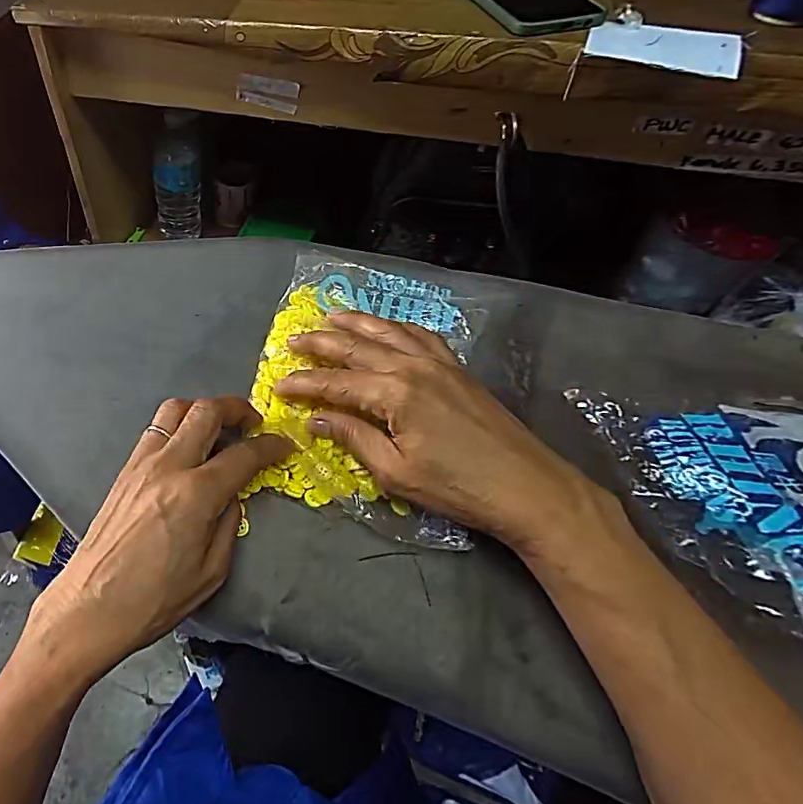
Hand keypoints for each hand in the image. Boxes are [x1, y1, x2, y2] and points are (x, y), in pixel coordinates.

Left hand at [25, 397, 292, 678]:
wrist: (88, 611)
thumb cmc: (154, 600)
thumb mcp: (212, 571)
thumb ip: (230, 524)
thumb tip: (233, 496)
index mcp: (197, 494)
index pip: (245, 454)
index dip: (270, 446)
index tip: (283, 445)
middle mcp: (169, 467)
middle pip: (207, 411)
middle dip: (237, 408)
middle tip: (252, 422)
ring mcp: (142, 465)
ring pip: (175, 409)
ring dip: (202, 410)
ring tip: (217, 428)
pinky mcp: (124, 471)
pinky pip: (155, 430)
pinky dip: (178, 426)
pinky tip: (186, 449)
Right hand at [275, 312, 618, 559]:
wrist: (524, 484)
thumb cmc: (457, 487)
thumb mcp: (396, 473)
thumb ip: (355, 439)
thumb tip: (317, 418)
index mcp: (395, 393)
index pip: (337, 383)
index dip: (305, 383)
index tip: (278, 383)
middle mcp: (414, 366)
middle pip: (358, 347)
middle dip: (322, 342)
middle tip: (292, 340)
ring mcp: (439, 363)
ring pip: (389, 332)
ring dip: (357, 323)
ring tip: (330, 316)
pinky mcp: (457, 368)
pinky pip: (420, 335)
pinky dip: (397, 327)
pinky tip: (388, 328)